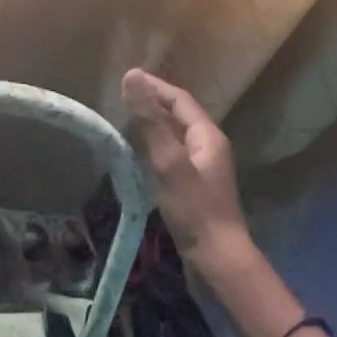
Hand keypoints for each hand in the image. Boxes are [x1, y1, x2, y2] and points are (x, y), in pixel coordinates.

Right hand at [121, 68, 251, 275]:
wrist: (216, 259)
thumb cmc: (195, 210)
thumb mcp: (169, 162)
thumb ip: (150, 121)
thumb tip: (133, 76)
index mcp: (208, 137)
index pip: (180, 101)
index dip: (154, 88)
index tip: (126, 78)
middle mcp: (208, 149)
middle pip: (179, 118)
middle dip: (152, 105)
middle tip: (120, 99)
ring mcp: (202, 171)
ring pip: (174, 139)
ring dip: (151, 128)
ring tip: (122, 124)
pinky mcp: (193, 190)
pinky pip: (171, 159)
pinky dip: (153, 151)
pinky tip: (136, 159)